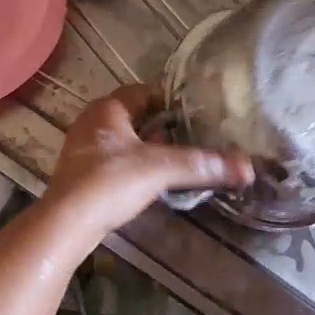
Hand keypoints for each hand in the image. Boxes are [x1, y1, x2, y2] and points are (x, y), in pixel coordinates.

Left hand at [44, 84, 253, 241]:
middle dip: (163, 126)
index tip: (197, 112)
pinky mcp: (82, 172)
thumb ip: (202, 165)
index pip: (145, 92)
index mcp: (108, 108)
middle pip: (136, 115)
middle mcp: (93, 120)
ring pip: (125, 139)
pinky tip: (152, 180)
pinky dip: (135, 164)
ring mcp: (84, 147)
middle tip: (193, 136)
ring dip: (149, 147)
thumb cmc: (110, 182)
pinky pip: (116, 159)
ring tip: (178, 158)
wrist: (67, 222)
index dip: (171, 100)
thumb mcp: (160, 169)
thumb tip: (247, 167)